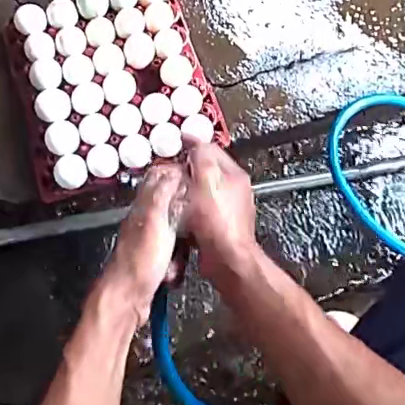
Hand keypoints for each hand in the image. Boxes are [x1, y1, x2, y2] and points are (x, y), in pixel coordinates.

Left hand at [95, 164, 184, 318]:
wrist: (126, 299)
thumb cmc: (140, 261)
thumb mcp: (155, 220)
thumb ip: (163, 194)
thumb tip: (174, 169)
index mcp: (144, 206)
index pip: (160, 177)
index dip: (180, 175)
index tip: (199, 180)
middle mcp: (145, 220)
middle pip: (173, 207)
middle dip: (187, 217)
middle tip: (195, 226)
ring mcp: (149, 241)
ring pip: (177, 233)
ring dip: (183, 246)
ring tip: (180, 258)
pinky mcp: (154, 262)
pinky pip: (175, 255)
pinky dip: (178, 264)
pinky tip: (173, 273)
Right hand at [181, 139, 258, 283]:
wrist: (227, 260)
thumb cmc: (220, 225)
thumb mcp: (208, 180)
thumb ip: (202, 157)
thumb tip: (195, 143)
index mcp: (233, 174)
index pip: (211, 149)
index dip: (192, 144)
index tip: (177, 144)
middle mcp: (233, 190)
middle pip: (206, 169)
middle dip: (187, 167)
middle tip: (171, 167)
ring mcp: (226, 209)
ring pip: (201, 190)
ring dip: (187, 189)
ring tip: (172, 189)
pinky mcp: (217, 226)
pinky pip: (199, 210)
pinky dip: (188, 209)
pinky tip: (179, 214)